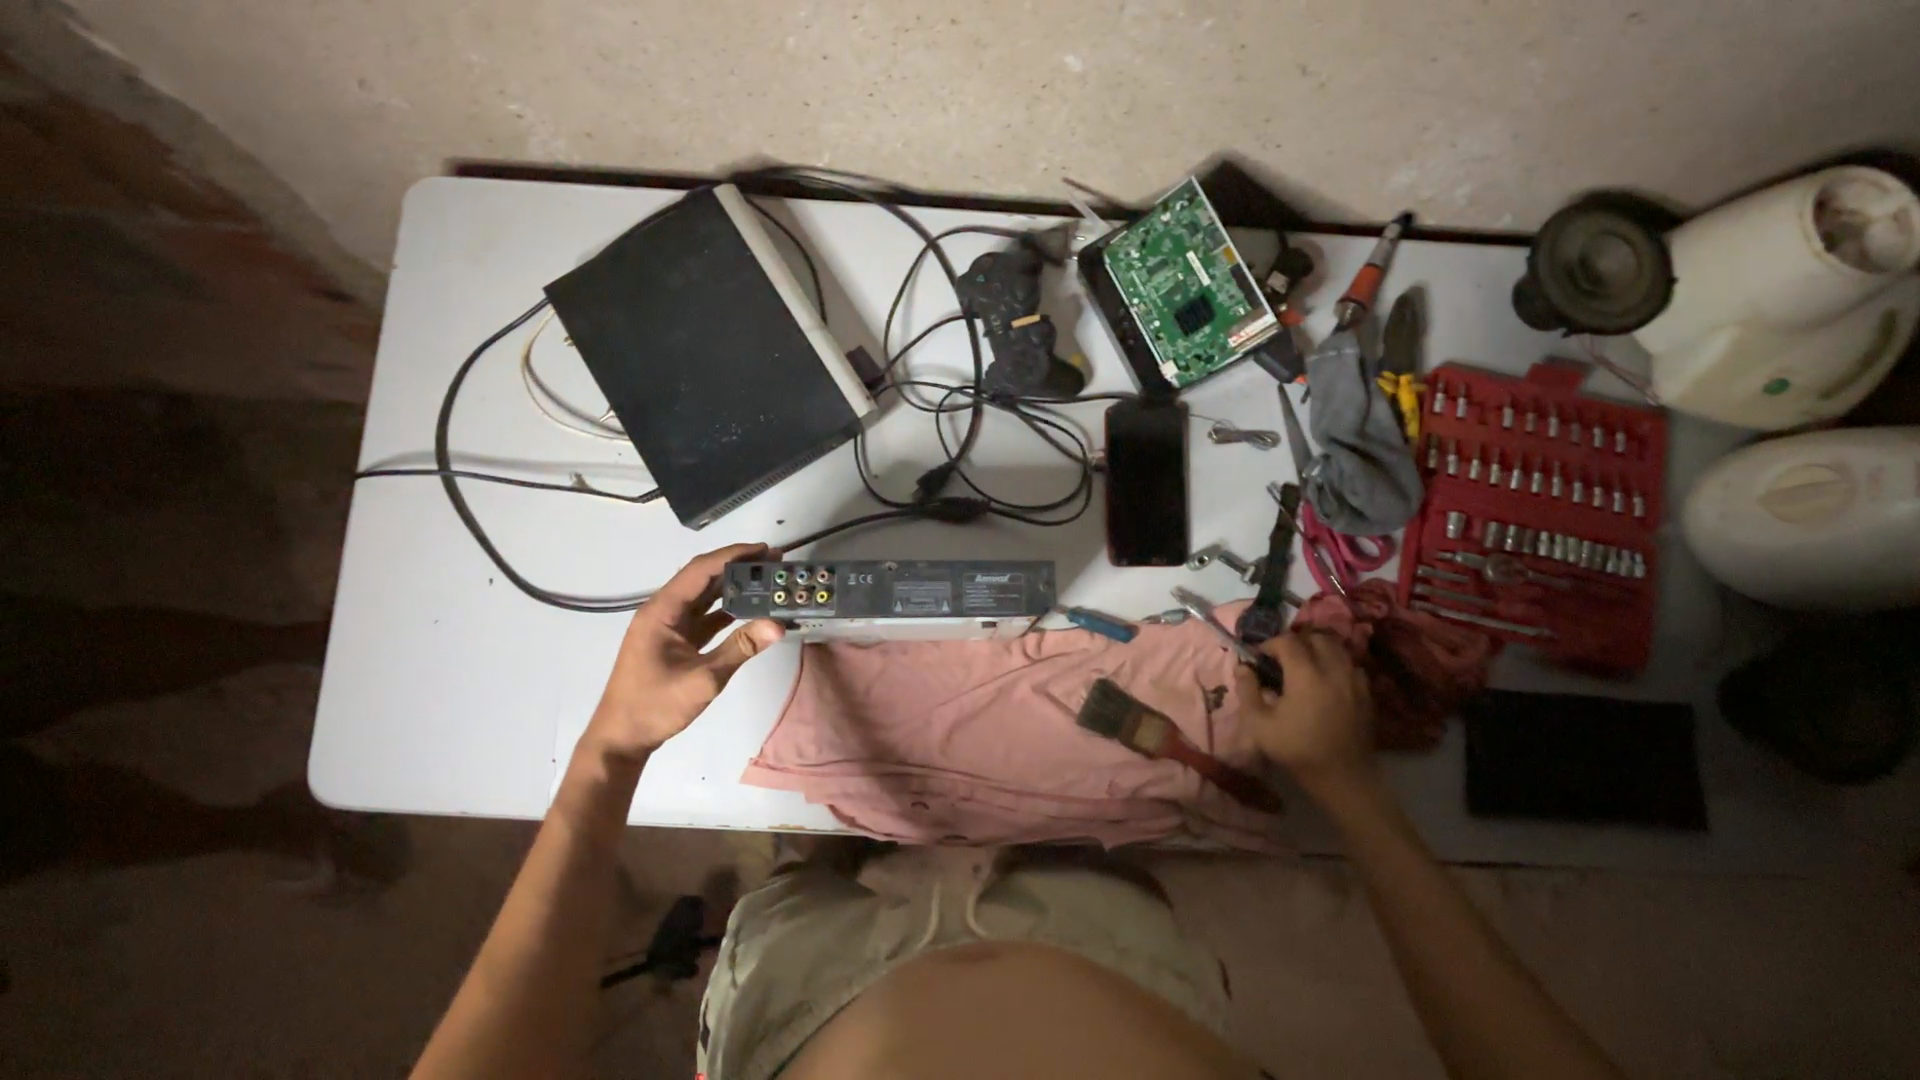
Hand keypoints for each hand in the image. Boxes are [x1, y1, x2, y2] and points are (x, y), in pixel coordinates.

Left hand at [580, 543, 784, 763]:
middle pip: (703, 579)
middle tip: (773, 563)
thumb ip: (740, 648)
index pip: (700, 571)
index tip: (764, 549)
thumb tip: (777, 624)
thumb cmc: (656, 705)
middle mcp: (662, 612)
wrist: (622, 737)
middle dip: (737, 568)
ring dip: (733, 588)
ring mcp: (667, 627)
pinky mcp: (674, 642)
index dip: (733, 556)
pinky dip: (726, 611)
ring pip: (704, 598)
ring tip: (767, 580)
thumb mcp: (703, 679)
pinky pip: (703, 617)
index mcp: (662, 611)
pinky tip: (750, 610)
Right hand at [1233, 631, 1376, 797]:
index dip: (1270, 644)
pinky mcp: (1366, 692)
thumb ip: (1248, 691)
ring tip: (1305, 666)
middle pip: (1316, 637)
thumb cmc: (1296, 749)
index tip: (1259, 656)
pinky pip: (1351, 666)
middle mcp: (1333, 669)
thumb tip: (1243, 667)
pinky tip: (1327, 681)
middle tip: (1283, 658)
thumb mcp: (1259, 724)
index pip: (1287, 641)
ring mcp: (1354, 680)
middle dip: (1296, 642)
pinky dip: (1337, 665)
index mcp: (1305, 674)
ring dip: (1318, 650)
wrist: (1342, 776)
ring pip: (1337, 648)